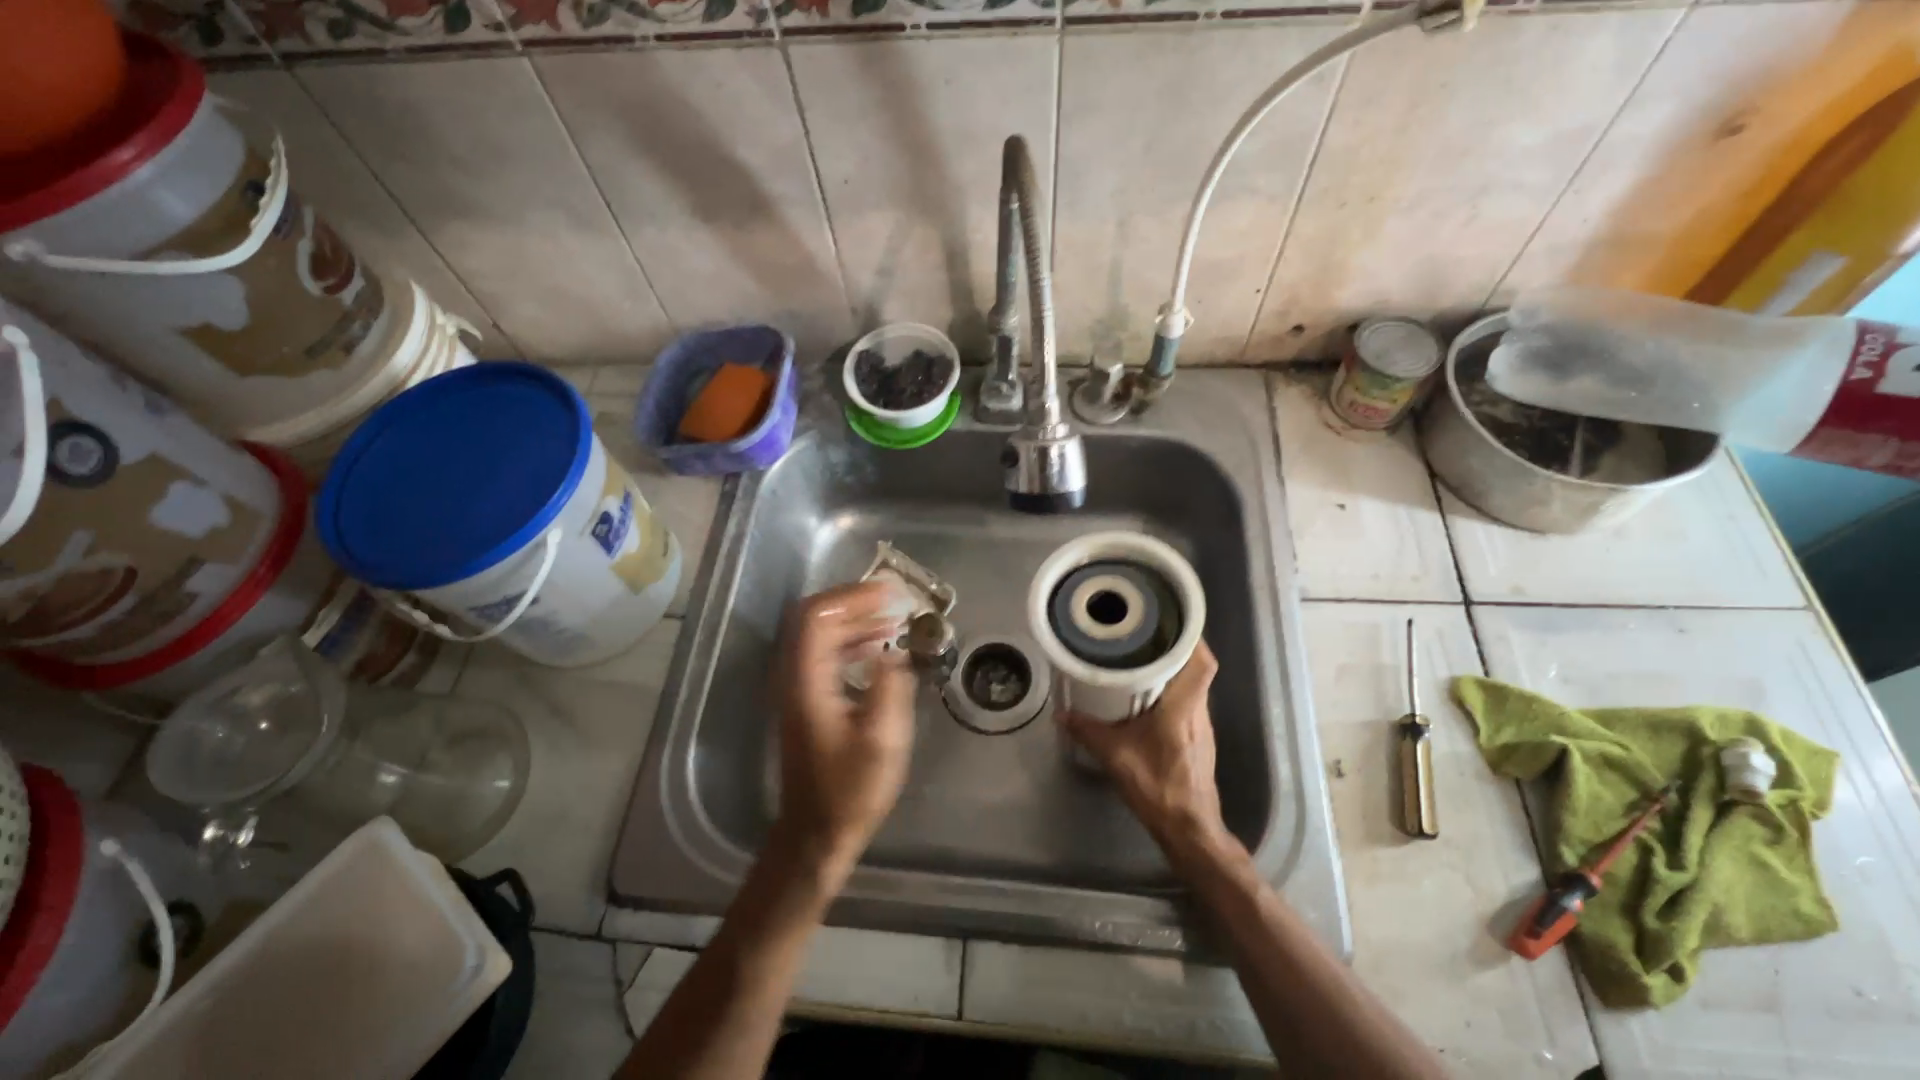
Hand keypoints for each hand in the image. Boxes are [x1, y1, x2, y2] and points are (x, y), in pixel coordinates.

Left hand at [771, 583, 916, 878]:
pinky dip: (850, 643)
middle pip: (813, 618)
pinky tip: (878, 649)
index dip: (853, 597)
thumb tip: (893, 650)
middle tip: (893, 599)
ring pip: (818, 636)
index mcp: (806, 680)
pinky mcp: (806, 702)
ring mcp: (796, 689)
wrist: (816, 831)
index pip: (817, 617)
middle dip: (853, 602)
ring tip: (893, 619)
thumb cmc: (851, 790)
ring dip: (854, 621)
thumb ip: (889, 687)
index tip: (891, 594)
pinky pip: (824, 656)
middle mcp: (793, 676)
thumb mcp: (882, 740)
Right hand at [1060, 641, 1237, 865]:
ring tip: (1142, 657)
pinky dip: (1171, 691)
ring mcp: (1202, 725)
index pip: (1201, 662)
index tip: (1169, 620)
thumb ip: (1088, 731)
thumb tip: (1061, 715)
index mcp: (1184, 707)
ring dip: (1172, 670)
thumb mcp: (1115, 757)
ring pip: (1192, 684)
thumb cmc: (1157, 788)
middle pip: (1196, 668)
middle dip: (1174, 647)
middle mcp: (1199, 710)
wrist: (1188, 827)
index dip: (1191, 637)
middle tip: (1145, 633)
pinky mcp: (1198, 738)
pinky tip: (1147, 695)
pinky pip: (1188, 702)